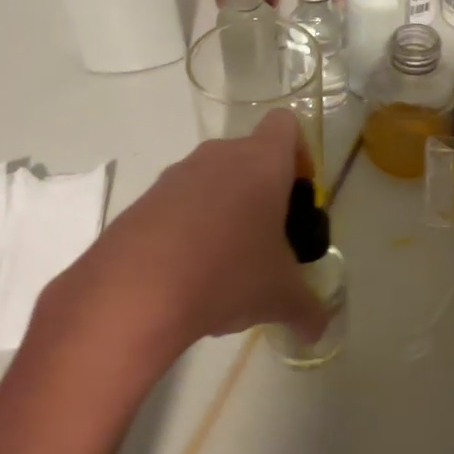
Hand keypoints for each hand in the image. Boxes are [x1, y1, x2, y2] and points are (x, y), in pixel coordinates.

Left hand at [44, 108, 329, 358]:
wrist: (135, 289)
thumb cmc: (227, 274)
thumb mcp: (280, 297)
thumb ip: (308, 309)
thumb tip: (318, 328)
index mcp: (261, 162)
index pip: (286, 126)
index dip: (299, 154)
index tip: (299, 196)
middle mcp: (219, 156)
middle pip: (249, 155)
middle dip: (263, 191)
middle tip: (269, 239)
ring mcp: (176, 175)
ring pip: (212, 180)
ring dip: (225, 209)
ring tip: (227, 263)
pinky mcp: (144, 200)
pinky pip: (179, 203)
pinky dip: (191, 228)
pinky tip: (190, 273)